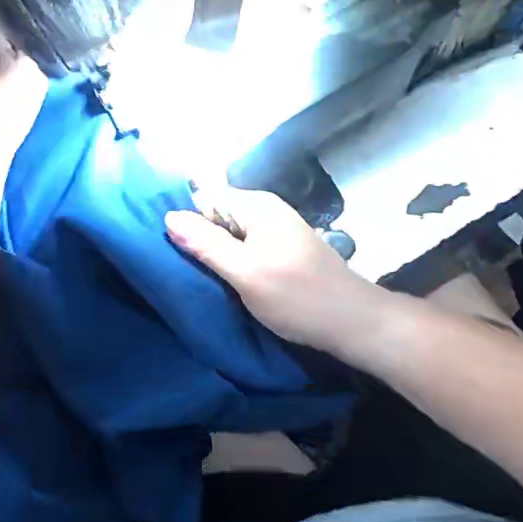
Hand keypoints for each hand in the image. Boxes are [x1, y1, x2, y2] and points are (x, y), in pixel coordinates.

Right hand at [165, 188, 392, 361]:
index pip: (203, 198)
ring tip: (200, 276)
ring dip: (214, 252)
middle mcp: (265, 208)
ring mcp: (275, 227)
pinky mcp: (280, 247)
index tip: (170, 249)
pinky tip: (226, 280)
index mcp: (256, 205)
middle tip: (183, 268)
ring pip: (228, 232)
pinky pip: (243, 244)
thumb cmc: (298, 297)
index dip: (185, 221)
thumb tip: (168, 217)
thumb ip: (206, 244)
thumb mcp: (245, 272)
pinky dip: (232, 260)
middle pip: (215, 213)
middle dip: (198, 237)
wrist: (354, 323)